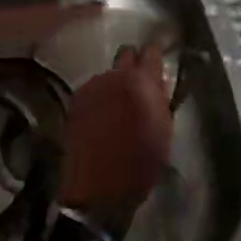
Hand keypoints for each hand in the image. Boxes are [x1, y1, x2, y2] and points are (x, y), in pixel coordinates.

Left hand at [57, 45, 173, 229]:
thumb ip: (160, 99)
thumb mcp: (162, 131)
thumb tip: (159, 81)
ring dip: (116, 82)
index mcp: (143, 82)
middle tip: (139, 83)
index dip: (156, 57)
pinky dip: (101, 95)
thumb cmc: (139, 164)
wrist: (97, 188)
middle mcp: (116, 74)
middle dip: (134, 64)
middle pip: (127, 54)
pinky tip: (102, 114)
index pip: (152, 51)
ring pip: (109, 72)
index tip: (158, 66)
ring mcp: (94, 84)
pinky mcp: (77, 97)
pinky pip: (94, 87)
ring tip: (119, 104)